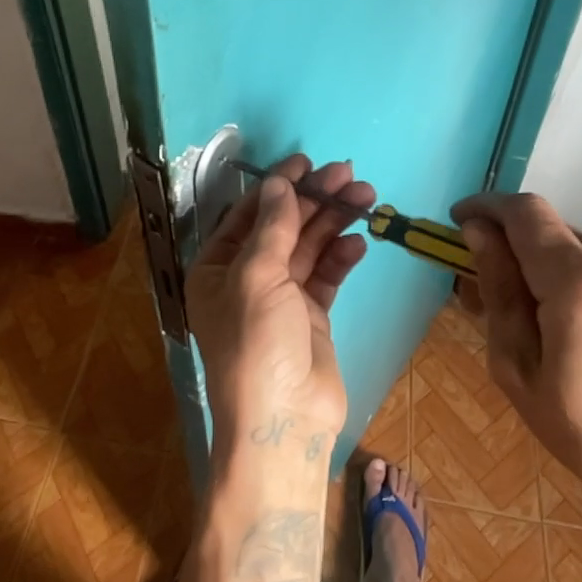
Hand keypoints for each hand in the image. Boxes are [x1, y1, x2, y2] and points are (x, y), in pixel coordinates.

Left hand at [186, 155, 373, 456]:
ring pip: (307, 248)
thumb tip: (279, 183)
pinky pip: (325, 277)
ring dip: (334, 222)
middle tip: (348, 174)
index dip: (276, 185)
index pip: (247, 215)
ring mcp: (279, 299)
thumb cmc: (256, 343)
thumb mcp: (256, 277)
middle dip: (313, 199)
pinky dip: (341, 258)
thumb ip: (272, 227)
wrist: (283, 420)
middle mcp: (244, 279)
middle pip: (281, 227)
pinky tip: (359, 242)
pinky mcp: (310, 318)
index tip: (306, 161)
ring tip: (366, 196)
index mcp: (215, 268)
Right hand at [450, 192, 581, 547]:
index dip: (483, 208)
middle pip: (546, 229)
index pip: (524, 212)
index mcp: (581, 282)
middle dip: (507, 247)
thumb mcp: (518, 368)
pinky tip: (559, 327)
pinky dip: (566, 279)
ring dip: (536, 266)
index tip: (455, 224)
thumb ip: (498, 291)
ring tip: (520, 321)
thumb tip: (478, 234)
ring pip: (570, 247)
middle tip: (478, 292)